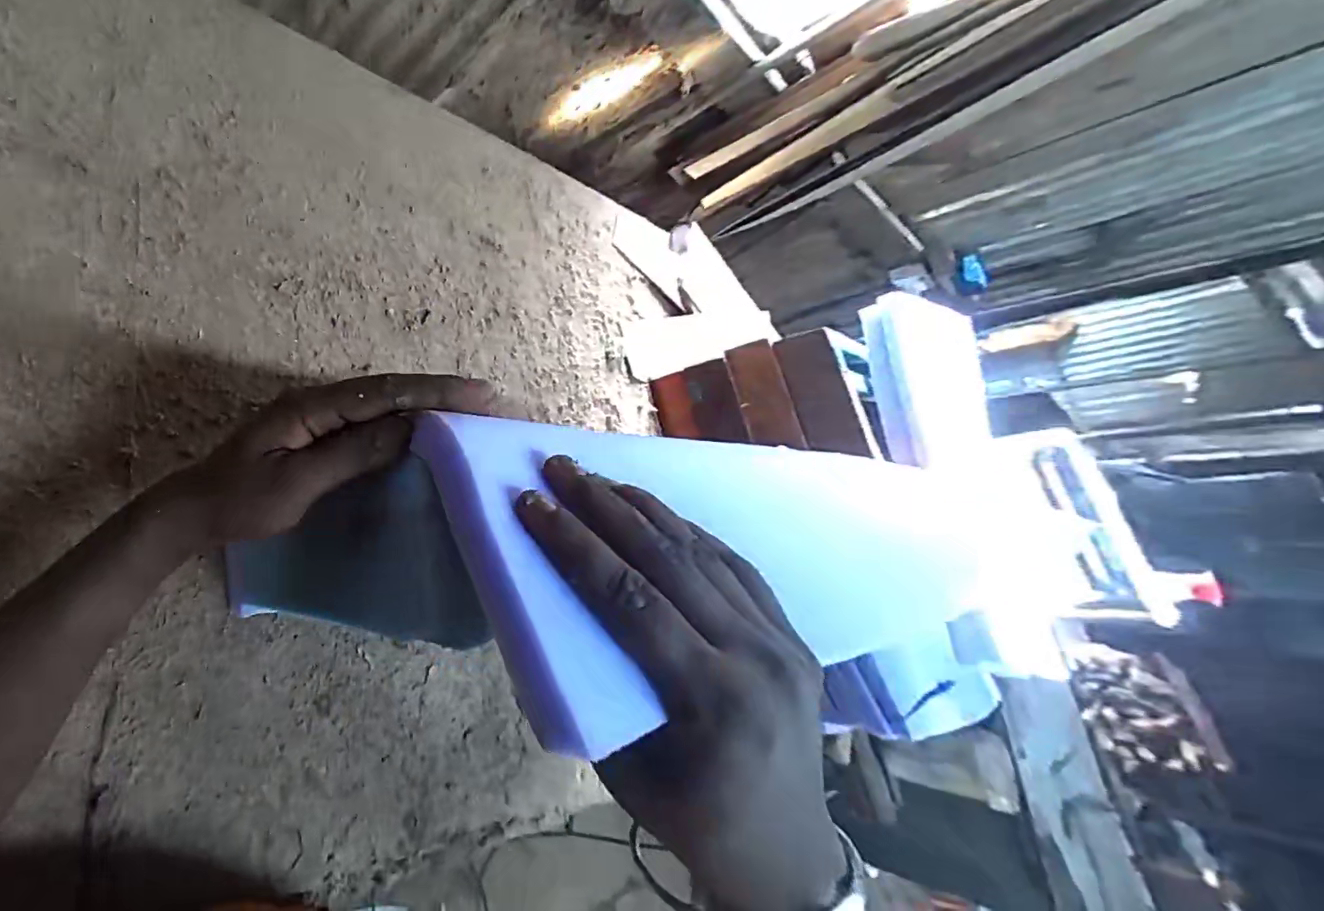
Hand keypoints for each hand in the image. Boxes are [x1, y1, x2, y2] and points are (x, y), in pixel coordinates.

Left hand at [154, 373, 501, 544]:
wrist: (194, 510)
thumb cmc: (240, 502)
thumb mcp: (294, 484)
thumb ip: (349, 454)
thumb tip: (408, 429)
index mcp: (311, 407)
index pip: (383, 394)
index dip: (433, 393)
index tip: (478, 394)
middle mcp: (317, 401)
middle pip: (387, 390)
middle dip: (438, 392)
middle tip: (488, 397)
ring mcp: (316, 415)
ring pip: (380, 402)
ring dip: (423, 403)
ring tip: (468, 407)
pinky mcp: (316, 433)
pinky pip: (367, 420)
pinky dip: (401, 419)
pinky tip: (423, 428)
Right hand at [515, 456, 843, 910]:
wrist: (787, 855)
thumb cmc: (688, 813)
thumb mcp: (620, 763)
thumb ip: (589, 683)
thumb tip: (547, 614)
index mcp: (712, 697)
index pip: (630, 597)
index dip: (574, 544)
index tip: (532, 504)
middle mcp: (757, 657)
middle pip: (666, 560)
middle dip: (602, 507)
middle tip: (558, 468)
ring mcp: (783, 641)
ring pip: (702, 552)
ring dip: (641, 508)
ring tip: (596, 477)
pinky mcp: (791, 634)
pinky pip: (732, 564)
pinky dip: (684, 529)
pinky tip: (651, 510)